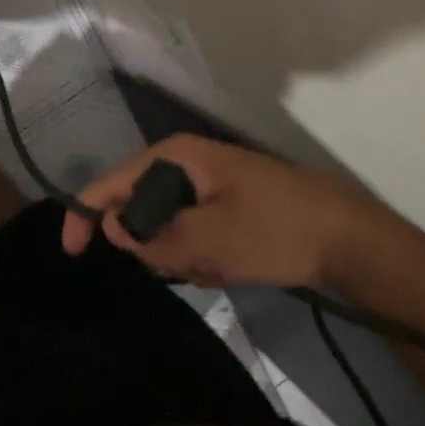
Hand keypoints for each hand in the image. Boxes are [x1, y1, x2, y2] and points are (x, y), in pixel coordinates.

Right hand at [60, 133, 386, 289]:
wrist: (351, 241)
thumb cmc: (277, 230)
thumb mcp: (212, 239)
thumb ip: (155, 236)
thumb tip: (114, 229)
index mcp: (177, 157)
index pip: (113, 181)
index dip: (87, 213)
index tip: (73, 251)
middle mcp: (187, 165)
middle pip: (140, 208)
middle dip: (155, 244)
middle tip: (187, 266)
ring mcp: (207, 187)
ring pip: (166, 228)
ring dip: (183, 256)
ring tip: (219, 268)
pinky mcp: (225, 209)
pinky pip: (192, 236)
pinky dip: (203, 257)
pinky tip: (232, 267)